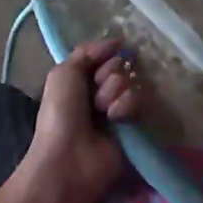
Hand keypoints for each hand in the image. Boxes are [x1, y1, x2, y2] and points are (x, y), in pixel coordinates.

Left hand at [22, 38, 146, 202]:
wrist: (68, 160)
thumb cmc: (60, 115)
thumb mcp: (62, 73)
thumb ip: (87, 51)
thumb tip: (118, 42)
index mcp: (85, 80)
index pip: (108, 54)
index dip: (101, 58)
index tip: (93, 72)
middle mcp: (104, 91)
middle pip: (121, 66)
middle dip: (109, 77)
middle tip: (95, 98)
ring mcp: (121, 109)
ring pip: (132, 80)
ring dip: (116, 92)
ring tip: (104, 111)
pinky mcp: (136, 125)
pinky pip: (142, 99)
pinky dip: (127, 105)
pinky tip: (116, 118)